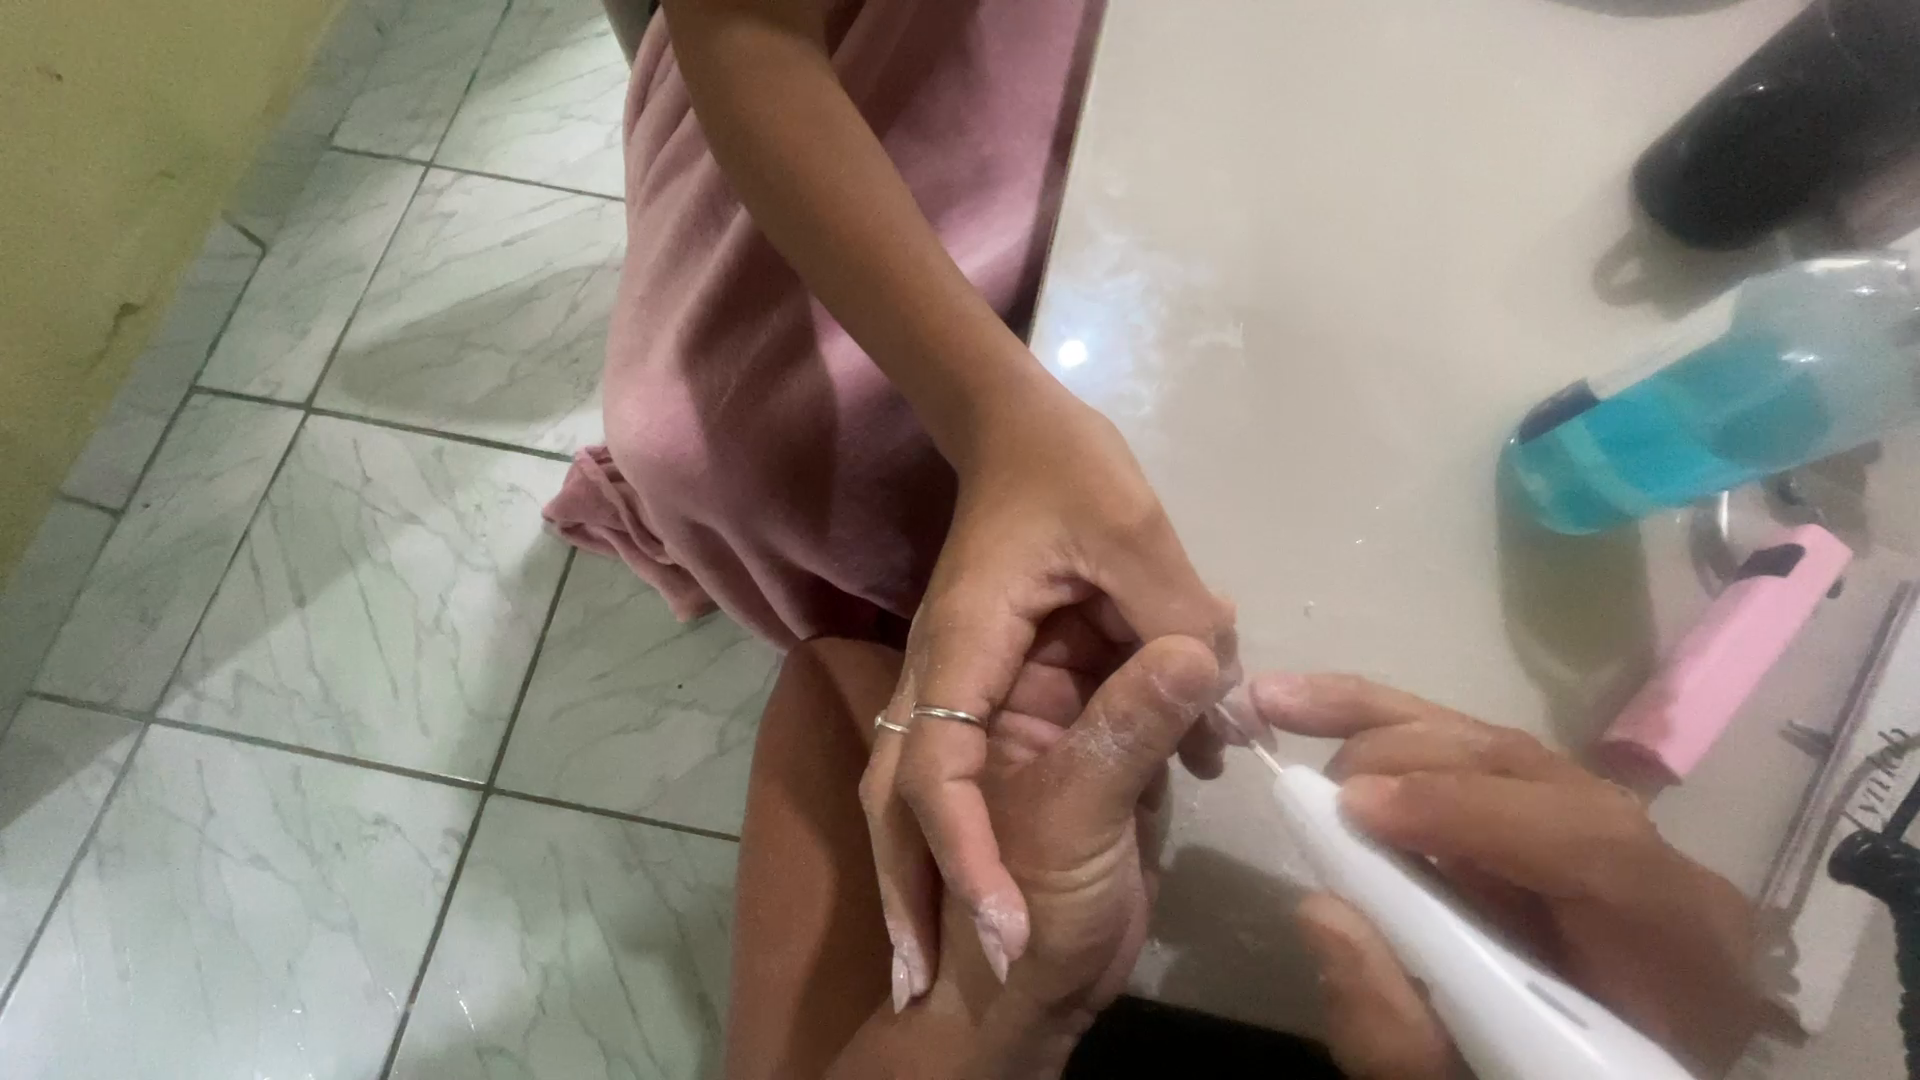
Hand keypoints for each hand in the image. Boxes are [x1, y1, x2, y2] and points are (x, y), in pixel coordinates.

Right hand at [861, 387, 1238, 1006]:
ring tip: (955, 945)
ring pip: (919, 776)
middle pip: (901, 789)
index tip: (1007, 931)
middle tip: (935, 980)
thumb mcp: (1136, 537)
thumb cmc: (1068, 467)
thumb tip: (1228, 723)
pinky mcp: (976, 668)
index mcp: (965, 643)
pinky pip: (963, 748)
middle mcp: (939, 668)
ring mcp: (950, 669)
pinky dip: (970, 810)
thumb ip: (1180, 628)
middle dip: (915, 886)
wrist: (1017, 427)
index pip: (940, 763)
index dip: (963, 853)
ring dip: (931, 861)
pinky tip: (1010, 848)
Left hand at [965, 636, 1220, 1076]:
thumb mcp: (1075, 811)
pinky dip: (1189, 711)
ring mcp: (1074, 723)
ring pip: (1133, 671)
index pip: (1056, 622)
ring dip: (1182, 675)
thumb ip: (1127, 729)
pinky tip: (1225, 706)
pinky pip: (1155, 713)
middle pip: (1100, 637)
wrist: (1043, 995)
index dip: (1118, 600)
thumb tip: (1199, 650)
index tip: (1182, 597)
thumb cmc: (1035, 902)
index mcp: (995, 689)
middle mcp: (1030, 693)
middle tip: (1223, 628)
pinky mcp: (1115, 757)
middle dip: (1161, 636)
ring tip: (1228, 664)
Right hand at [1247, 674, 1765, 1078]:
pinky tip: (1299, 702)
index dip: (1470, 811)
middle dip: (1407, 763)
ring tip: (1276, 705)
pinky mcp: (1520, 802)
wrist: (1554, 1059)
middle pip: (1523, 768)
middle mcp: (1639, 859)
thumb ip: (1403, 1041)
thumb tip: (1321, 912)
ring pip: (1475, 739)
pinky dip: (1367, 722)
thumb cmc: (1527, 1075)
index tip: (1355, 811)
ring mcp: (1577, 817)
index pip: (1592, 846)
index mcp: (1672, 948)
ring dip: (1368, 718)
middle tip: (1315, 794)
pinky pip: (1447, 748)